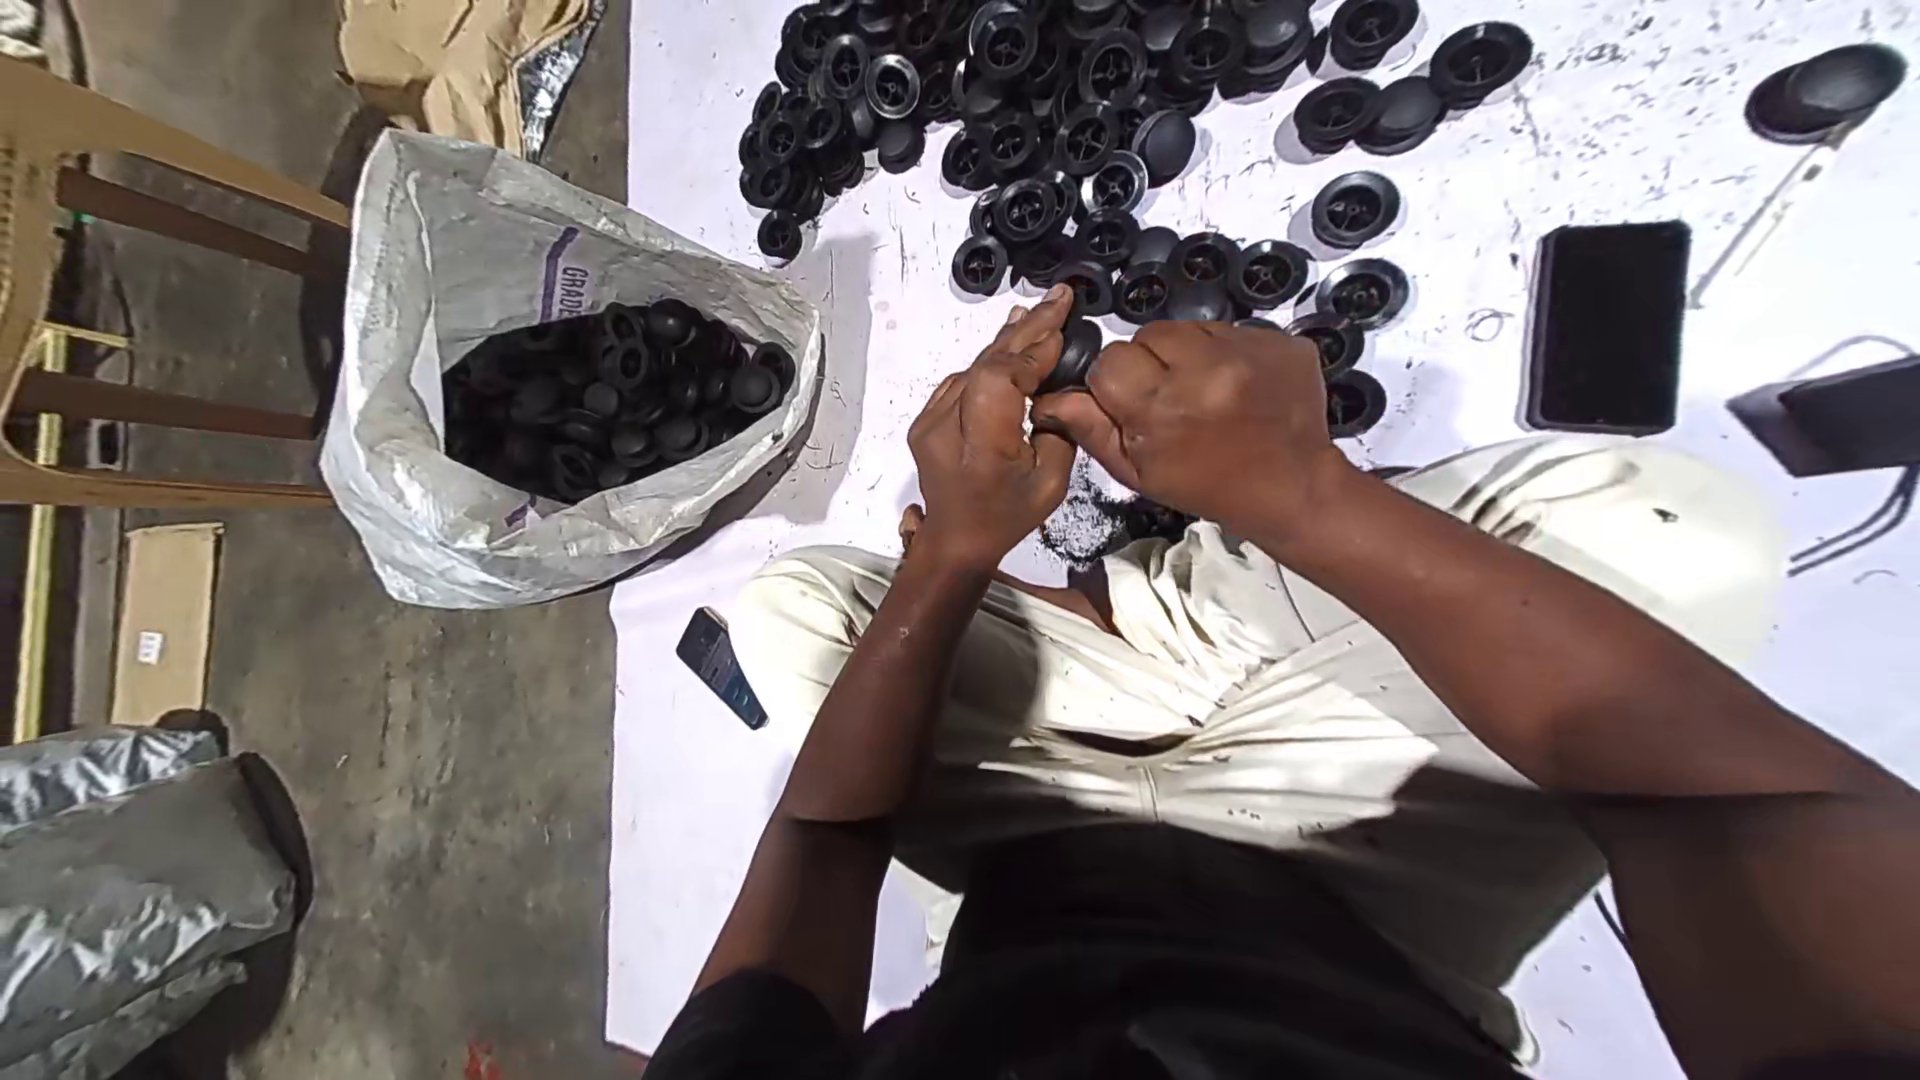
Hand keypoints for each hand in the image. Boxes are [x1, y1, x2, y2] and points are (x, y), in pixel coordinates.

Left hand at [907, 286, 1078, 569]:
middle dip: (1026, 331)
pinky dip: (988, 361)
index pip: (1001, 380)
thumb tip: (1057, 388)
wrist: (955, 538)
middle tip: (1057, 299)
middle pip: (986, 364)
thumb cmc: (1006, 516)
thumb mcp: (1050, 483)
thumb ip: (1058, 430)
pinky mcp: (925, 420)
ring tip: (1038, 313)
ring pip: (973, 368)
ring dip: (1007, 341)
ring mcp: (930, 422)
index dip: (1033, 350)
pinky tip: (1007, 341)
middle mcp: (946, 428)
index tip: (1061, 325)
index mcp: (981, 448)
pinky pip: (961, 381)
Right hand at [1031, 321, 1351, 534]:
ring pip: (1186, 326)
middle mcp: (1203, 369)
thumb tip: (1052, 399)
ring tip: (1201, 389)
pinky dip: (1221, 352)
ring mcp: (1246, 350)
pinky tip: (1232, 384)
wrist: (1288, 486)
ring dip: (1183, 352)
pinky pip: (1228, 329)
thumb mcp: (1136, 472)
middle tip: (1167, 397)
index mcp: (1161, 407)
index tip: (1131, 404)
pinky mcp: (1277, 340)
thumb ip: (1091, 429)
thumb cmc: (1202, 486)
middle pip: (1146, 335)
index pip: (1109, 361)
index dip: (1113, 382)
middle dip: (1147, 362)